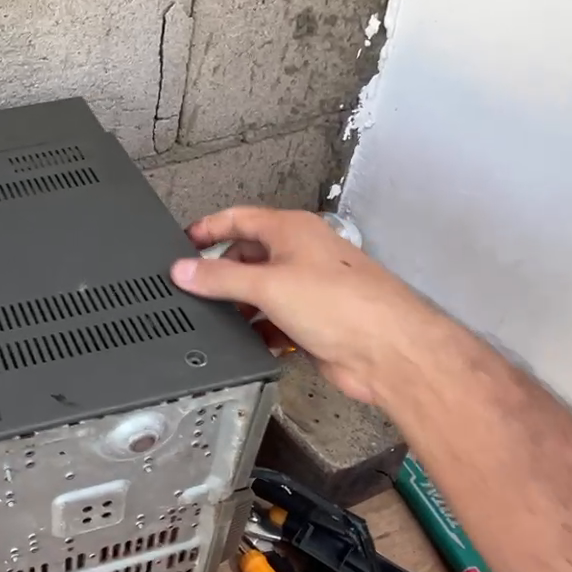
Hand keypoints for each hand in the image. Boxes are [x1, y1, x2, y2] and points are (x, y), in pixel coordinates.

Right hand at [170, 207, 442, 404]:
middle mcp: (301, 255)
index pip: (239, 219)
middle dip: (221, 272)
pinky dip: (258, 328)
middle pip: (247, 256)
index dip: (209, 228)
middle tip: (196, 286)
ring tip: (219, 317)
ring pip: (259, 291)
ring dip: (239, 305)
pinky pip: (273, 319)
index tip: (184, 241)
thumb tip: (186, 269)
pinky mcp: (312, 320)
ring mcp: (307, 288)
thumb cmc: (347, 306)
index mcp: (293, 231)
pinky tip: (249, 340)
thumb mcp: (268, 285)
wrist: (387, 351)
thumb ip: (220, 277)